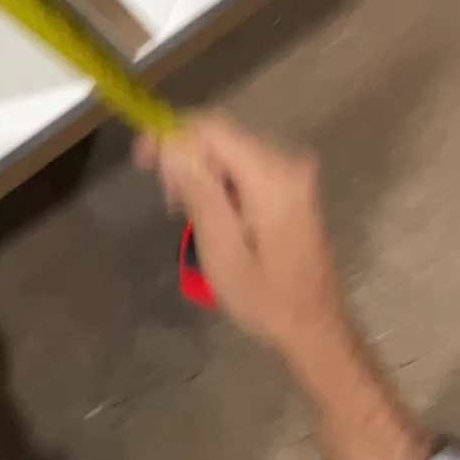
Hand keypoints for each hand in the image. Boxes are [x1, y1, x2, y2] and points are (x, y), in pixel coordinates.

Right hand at [140, 113, 432, 459]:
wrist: (317, 330)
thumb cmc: (266, 299)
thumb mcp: (222, 250)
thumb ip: (199, 192)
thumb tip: (171, 145)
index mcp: (272, 177)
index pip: (213, 130)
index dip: (172, 136)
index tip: (142, 160)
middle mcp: (286, 163)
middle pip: (221, 136)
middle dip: (183, 155)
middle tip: (165, 196)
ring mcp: (292, 173)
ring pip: (229, 149)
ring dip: (199, 170)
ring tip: (182, 210)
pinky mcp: (291, 185)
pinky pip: (244, 165)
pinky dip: (218, 179)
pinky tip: (207, 210)